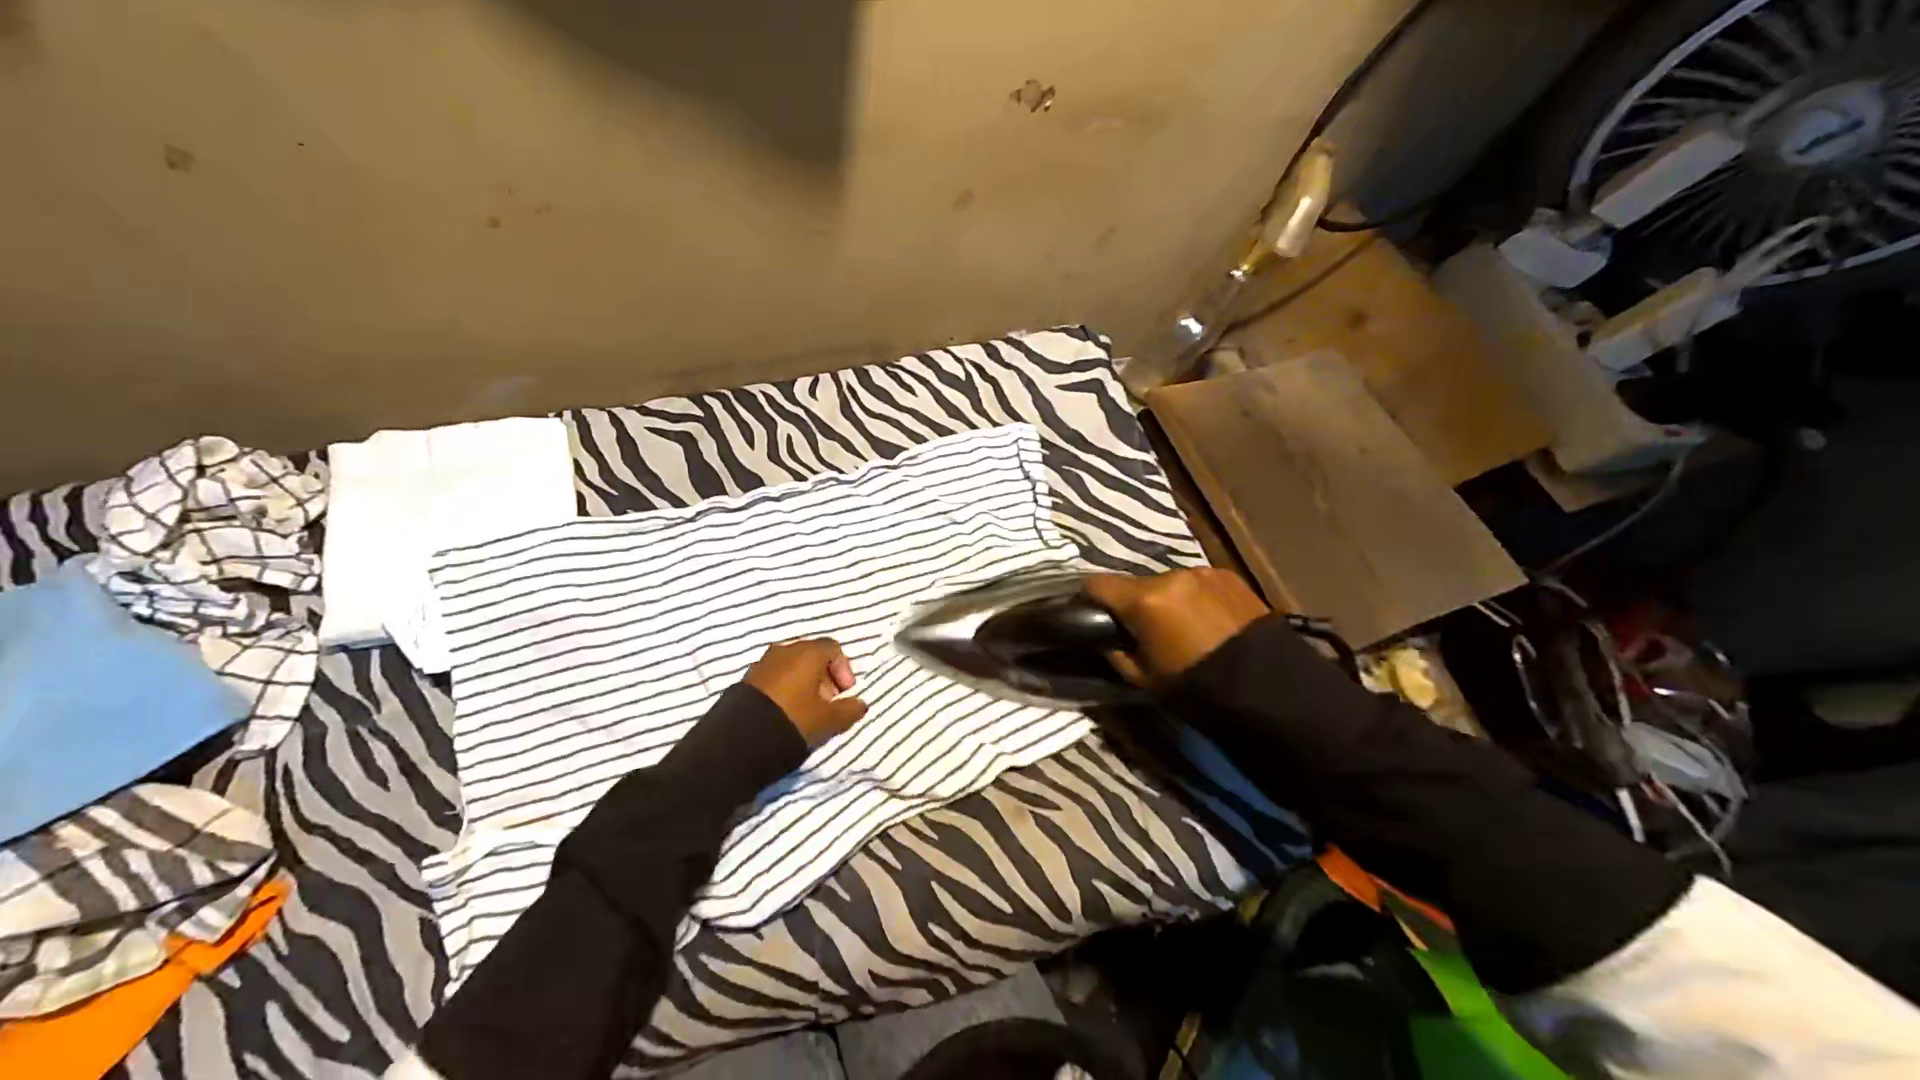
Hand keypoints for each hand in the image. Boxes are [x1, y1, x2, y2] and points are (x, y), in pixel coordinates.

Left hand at [743, 639, 869, 748]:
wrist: (741, 738)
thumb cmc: (794, 719)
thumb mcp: (828, 720)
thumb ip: (849, 710)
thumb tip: (860, 704)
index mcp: (807, 653)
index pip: (833, 648)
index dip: (844, 669)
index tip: (844, 693)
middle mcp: (784, 650)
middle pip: (812, 656)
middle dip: (825, 677)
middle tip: (828, 703)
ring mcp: (763, 663)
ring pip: (792, 666)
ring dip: (804, 683)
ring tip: (807, 710)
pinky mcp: (747, 679)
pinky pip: (775, 677)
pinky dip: (785, 688)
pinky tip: (786, 712)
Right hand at [1083, 569, 1268, 684]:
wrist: (1268, 687)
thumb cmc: (1196, 686)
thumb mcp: (1143, 678)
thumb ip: (1115, 652)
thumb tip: (1105, 638)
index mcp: (1145, 600)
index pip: (1096, 584)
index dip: (1089, 599)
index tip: (1092, 614)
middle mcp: (1171, 576)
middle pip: (1136, 584)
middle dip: (1134, 604)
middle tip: (1143, 631)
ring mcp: (1203, 572)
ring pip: (1168, 583)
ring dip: (1167, 600)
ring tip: (1182, 628)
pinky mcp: (1229, 576)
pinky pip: (1197, 584)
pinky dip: (1194, 599)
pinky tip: (1208, 622)